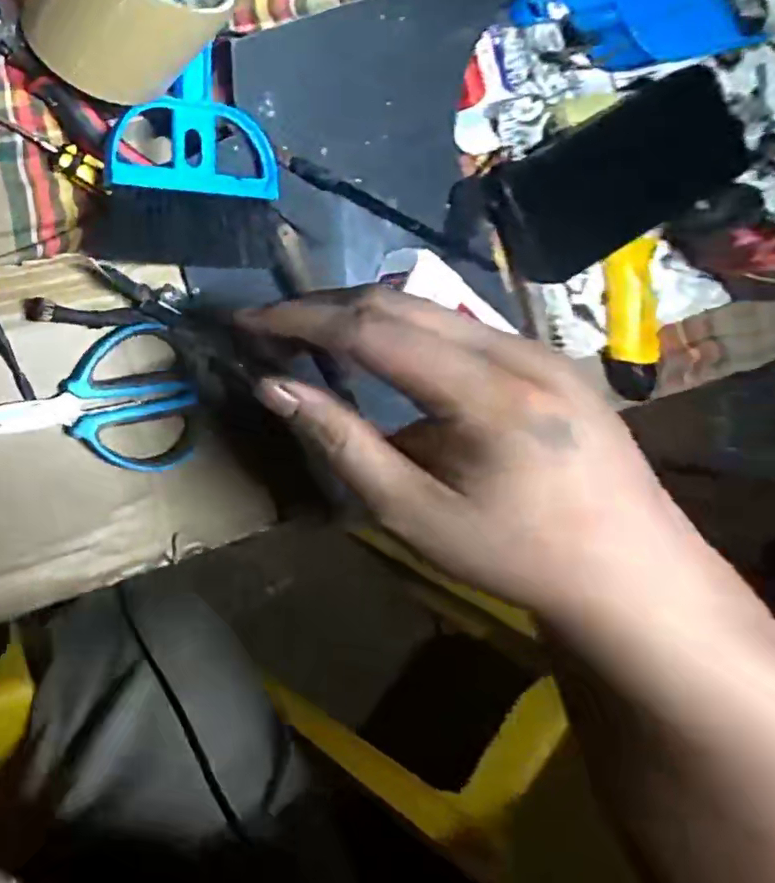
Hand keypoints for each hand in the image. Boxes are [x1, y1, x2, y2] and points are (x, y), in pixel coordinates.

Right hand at [236, 287, 709, 624]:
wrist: (637, 579)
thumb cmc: (512, 552)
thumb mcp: (406, 507)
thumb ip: (337, 439)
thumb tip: (270, 386)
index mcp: (491, 396)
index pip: (372, 331)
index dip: (298, 320)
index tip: (243, 322)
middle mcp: (521, 356)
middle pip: (396, 303)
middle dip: (317, 306)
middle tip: (259, 325)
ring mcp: (539, 353)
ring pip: (421, 306)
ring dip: (349, 312)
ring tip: (294, 333)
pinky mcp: (541, 361)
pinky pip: (446, 322)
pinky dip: (386, 325)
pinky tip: (356, 345)